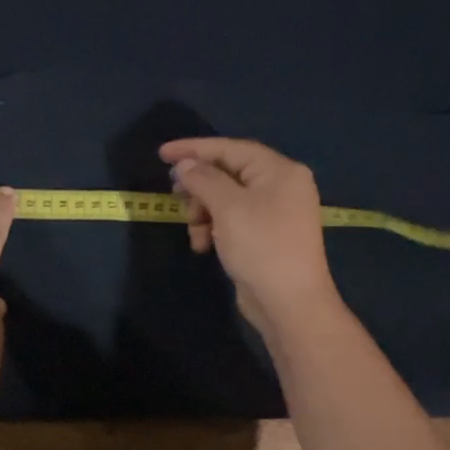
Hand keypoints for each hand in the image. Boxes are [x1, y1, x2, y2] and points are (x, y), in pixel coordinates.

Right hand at [159, 138, 336, 330]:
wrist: (288, 301)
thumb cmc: (261, 246)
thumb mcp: (228, 208)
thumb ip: (204, 179)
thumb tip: (185, 164)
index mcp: (279, 170)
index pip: (231, 148)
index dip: (194, 148)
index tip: (162, 154)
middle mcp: (280, 185)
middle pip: (227, 173)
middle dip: (198, 186)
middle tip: (175, 197)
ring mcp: (274, 211)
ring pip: (225, 199)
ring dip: (203, 212)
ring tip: (195, 232)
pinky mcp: (264, 234)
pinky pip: (232, 219)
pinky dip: (214, 227)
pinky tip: (204, 246)